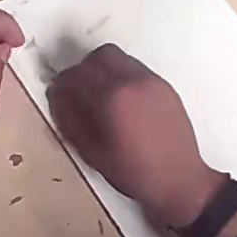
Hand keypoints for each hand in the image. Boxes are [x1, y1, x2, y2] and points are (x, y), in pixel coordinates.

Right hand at [48, 44, 223, 228]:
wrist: (179, 180)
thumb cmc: (135, 172)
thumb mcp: (92, 151)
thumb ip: (70, 119)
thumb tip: (58, 97)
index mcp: (112, 98)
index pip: (77, 74)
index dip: (62, 83)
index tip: (58, 93)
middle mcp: (133, 82)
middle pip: (98, 56)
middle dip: (82, 70)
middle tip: (76, 89)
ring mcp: (152, 81)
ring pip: (118, 57)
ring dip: (102, 69)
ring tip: (98, 94)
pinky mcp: (164, 86)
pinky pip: (135, 68)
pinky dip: (121, 75)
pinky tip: (119, 99)